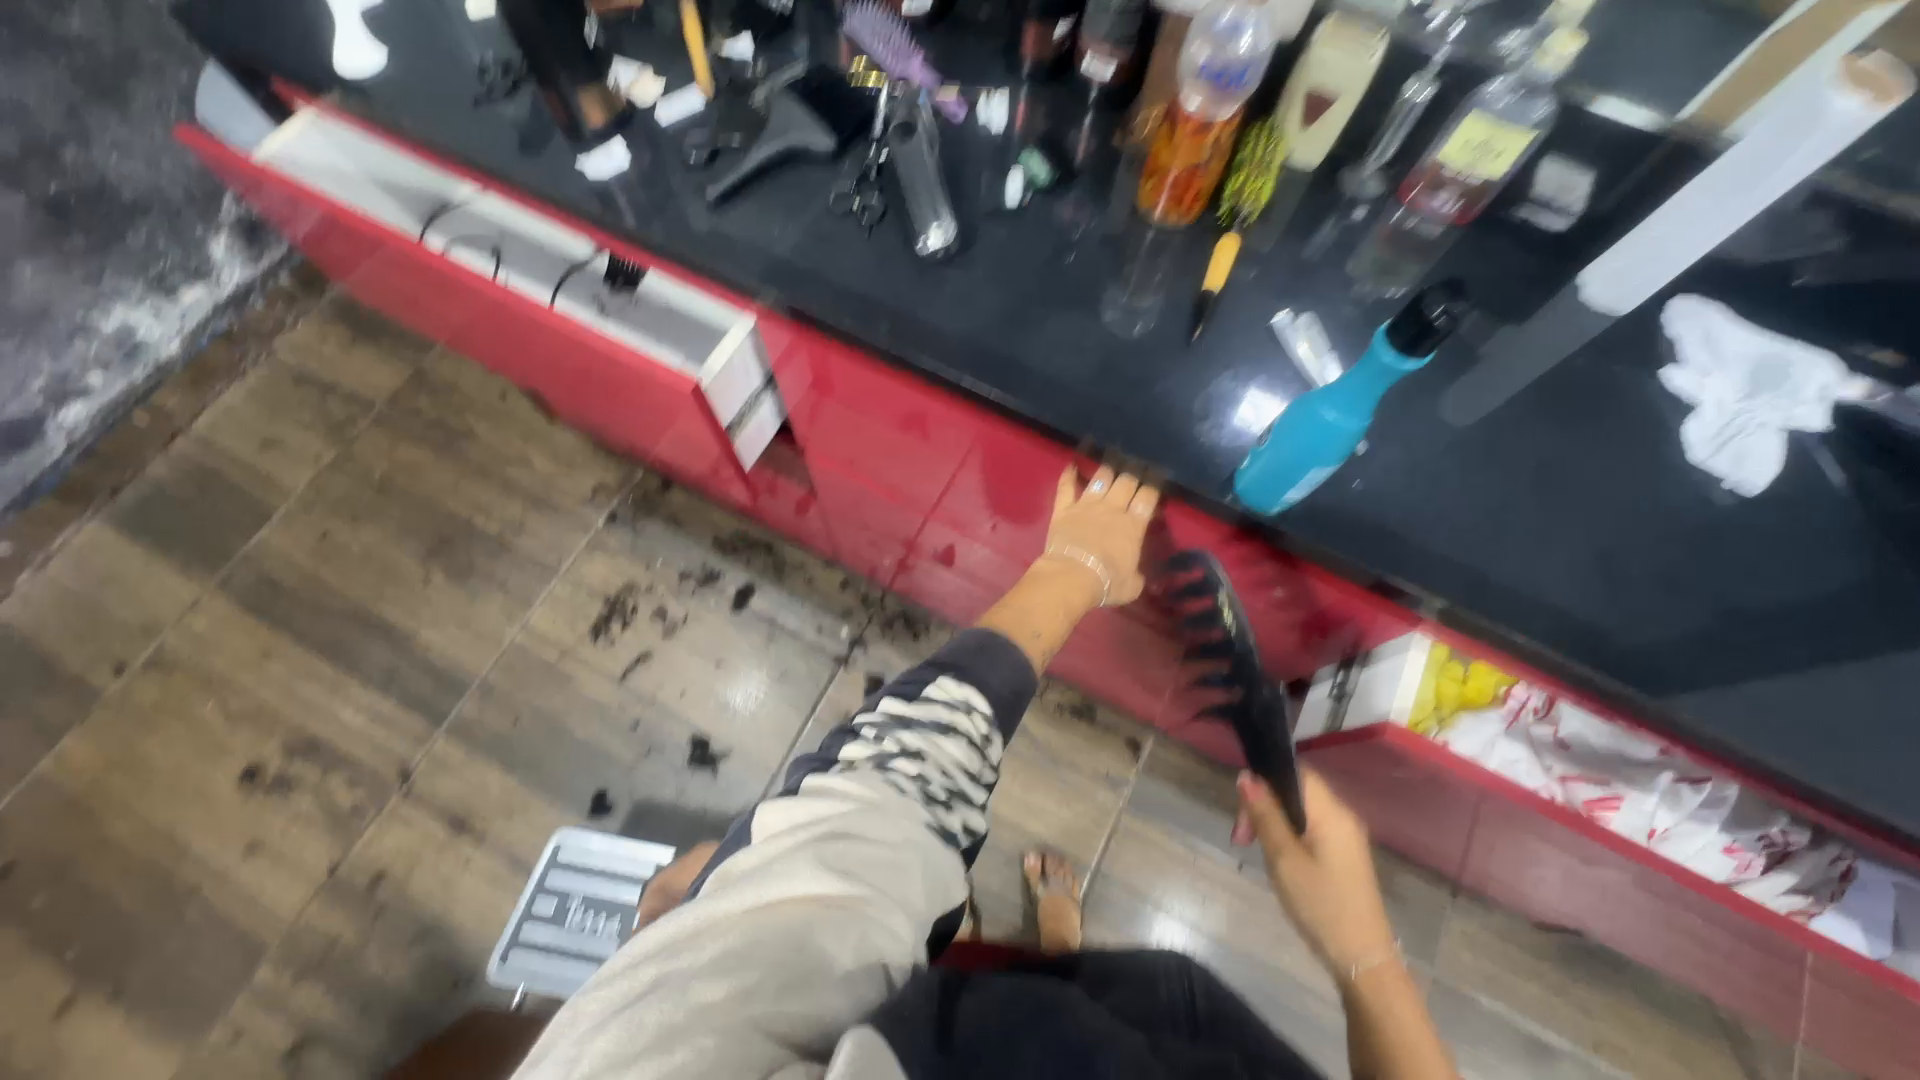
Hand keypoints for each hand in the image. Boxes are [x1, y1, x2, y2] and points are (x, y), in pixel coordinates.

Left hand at [1042, 466, 1158, 606]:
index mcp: (1133, 525)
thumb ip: (1137, 575)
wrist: (1072, 576)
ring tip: (1111, 463)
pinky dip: (1068, 475)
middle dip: (1133, 474)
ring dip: (1107, 470)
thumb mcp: (1132, 585)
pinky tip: (1071, 465)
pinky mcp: (1064, 509)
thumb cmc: (1107, 582)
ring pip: (1100, 478)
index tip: (1156, 481)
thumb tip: (1137, 574)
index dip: (1153, 487)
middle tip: (1135, 469)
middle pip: (1126, 481)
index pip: (1147, 497)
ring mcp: (1086, 505)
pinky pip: (1066, 487)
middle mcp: (1112, 508)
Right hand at [1232, 768, 1397, 979]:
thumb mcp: (1284, 859)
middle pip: (1295, 792)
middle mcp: (1342, 817)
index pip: (1296, 772)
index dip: (1264, 779)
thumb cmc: (1320, 904)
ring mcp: (1346, 837)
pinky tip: (1276, 859)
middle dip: (1263, 806)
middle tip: (1241, 839)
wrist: (1361, 958)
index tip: (1241, 807)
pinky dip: (1288, 836)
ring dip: (1272, 823)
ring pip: (1300, 812)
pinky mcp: (1344, 855)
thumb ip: (1265, 815)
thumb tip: (1247, 777)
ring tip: (1253, 850)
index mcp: (1332, 812)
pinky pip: (1310, 829)